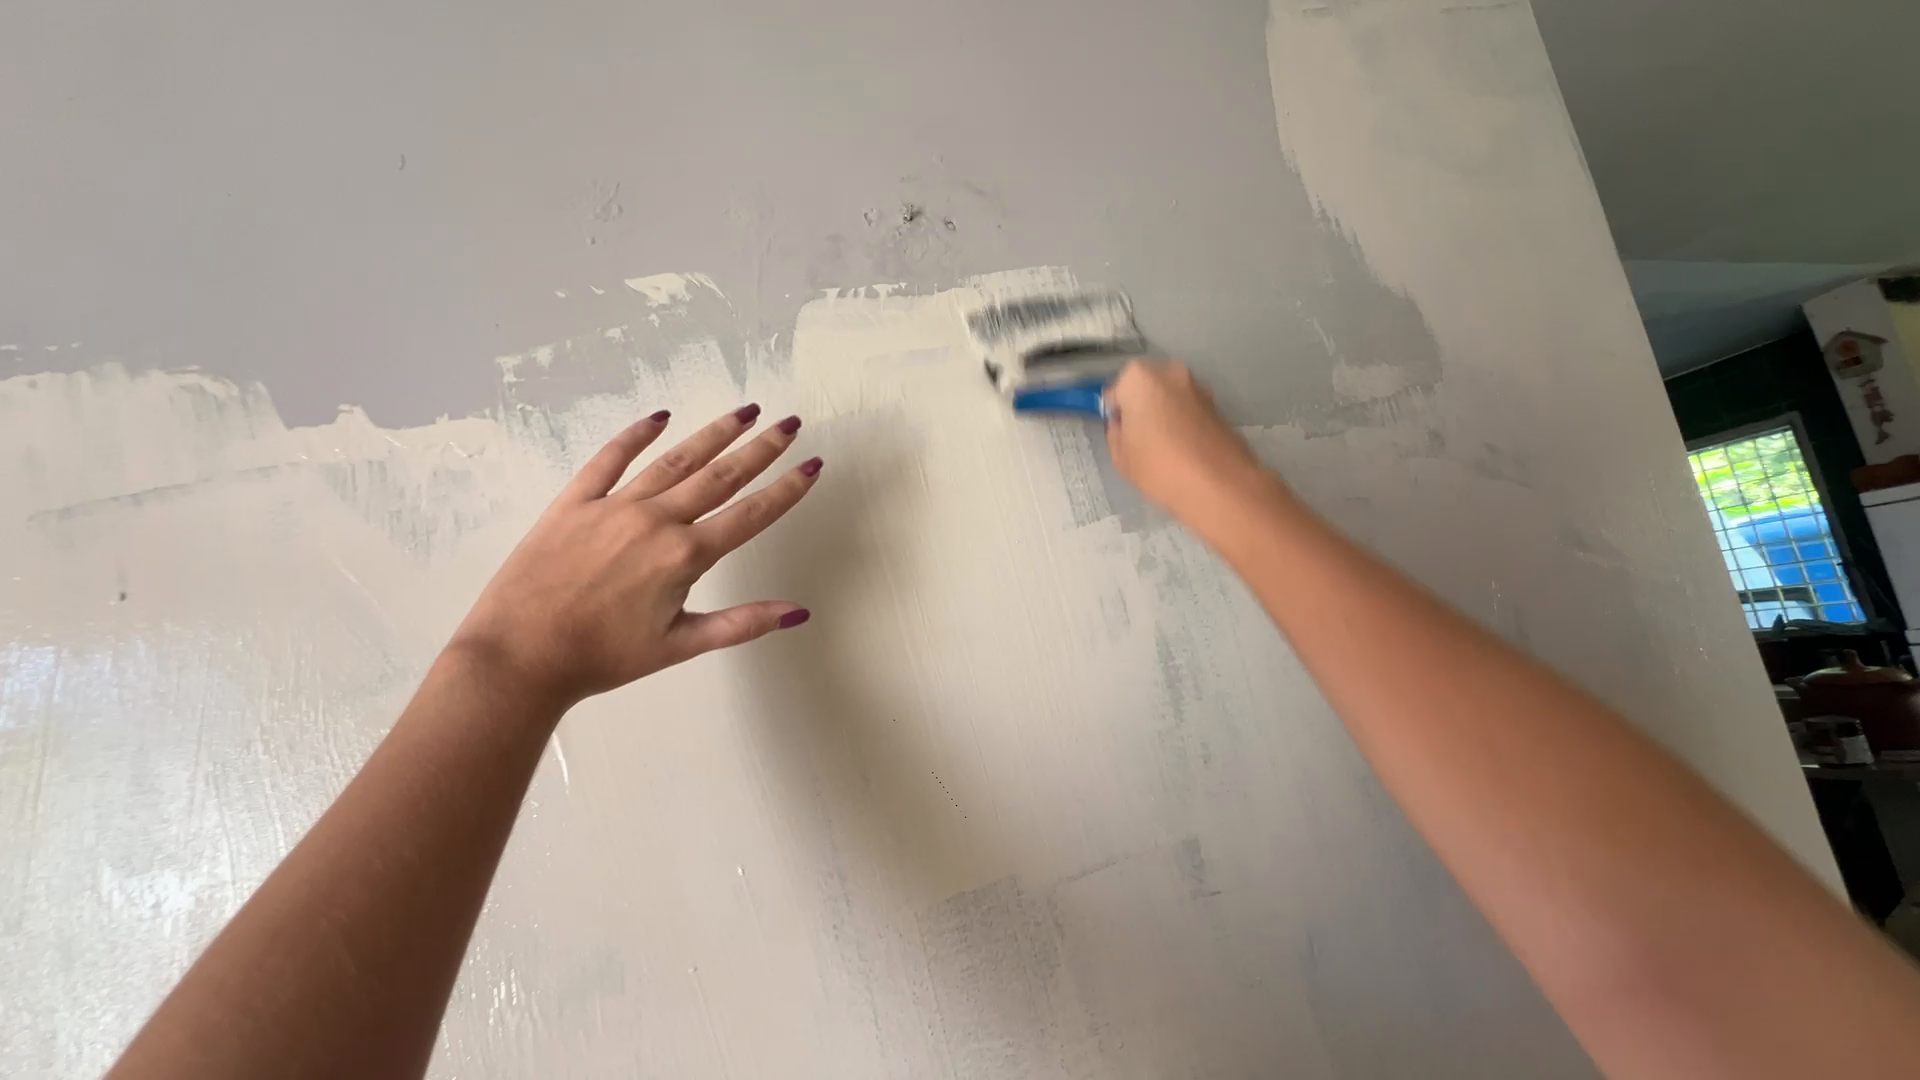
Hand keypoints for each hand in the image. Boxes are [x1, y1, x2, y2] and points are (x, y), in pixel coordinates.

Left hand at [449, 405, 821, 711]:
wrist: (518, 655)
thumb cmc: (602, 657)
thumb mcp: (679, 645)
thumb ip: (742, 623)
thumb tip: (798, 613)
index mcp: (684, 556)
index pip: (750, 515)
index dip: (786, 490)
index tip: (811, 465)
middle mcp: (656, 521)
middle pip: (720, 477)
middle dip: (760, 448)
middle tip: (789, 423)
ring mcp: (614, 506)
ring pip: (675, 460)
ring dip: (713, 434)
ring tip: (745, 411)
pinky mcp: (574, 502)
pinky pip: (610, 460)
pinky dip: (636, 436)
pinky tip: (660, 418)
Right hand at [1104, 360, 1271, 520]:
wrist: (1217, 484)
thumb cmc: (1158, 466)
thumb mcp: (1120, 456)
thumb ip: (1117, 432)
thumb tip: (1124, 424)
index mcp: (1139, 379)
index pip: (1116, 390)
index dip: (1115, 412)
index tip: (1119, 431)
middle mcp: (1170, 373)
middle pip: (1146, 387)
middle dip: (1141, 406)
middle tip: (1139, 438)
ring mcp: (1198, 387)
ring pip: (1170, 397)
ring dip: (1164, 413)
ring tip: (1164, 447)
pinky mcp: (1217, 405)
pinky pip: (1189, 410)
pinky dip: (1183, 422)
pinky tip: (1183, 449)